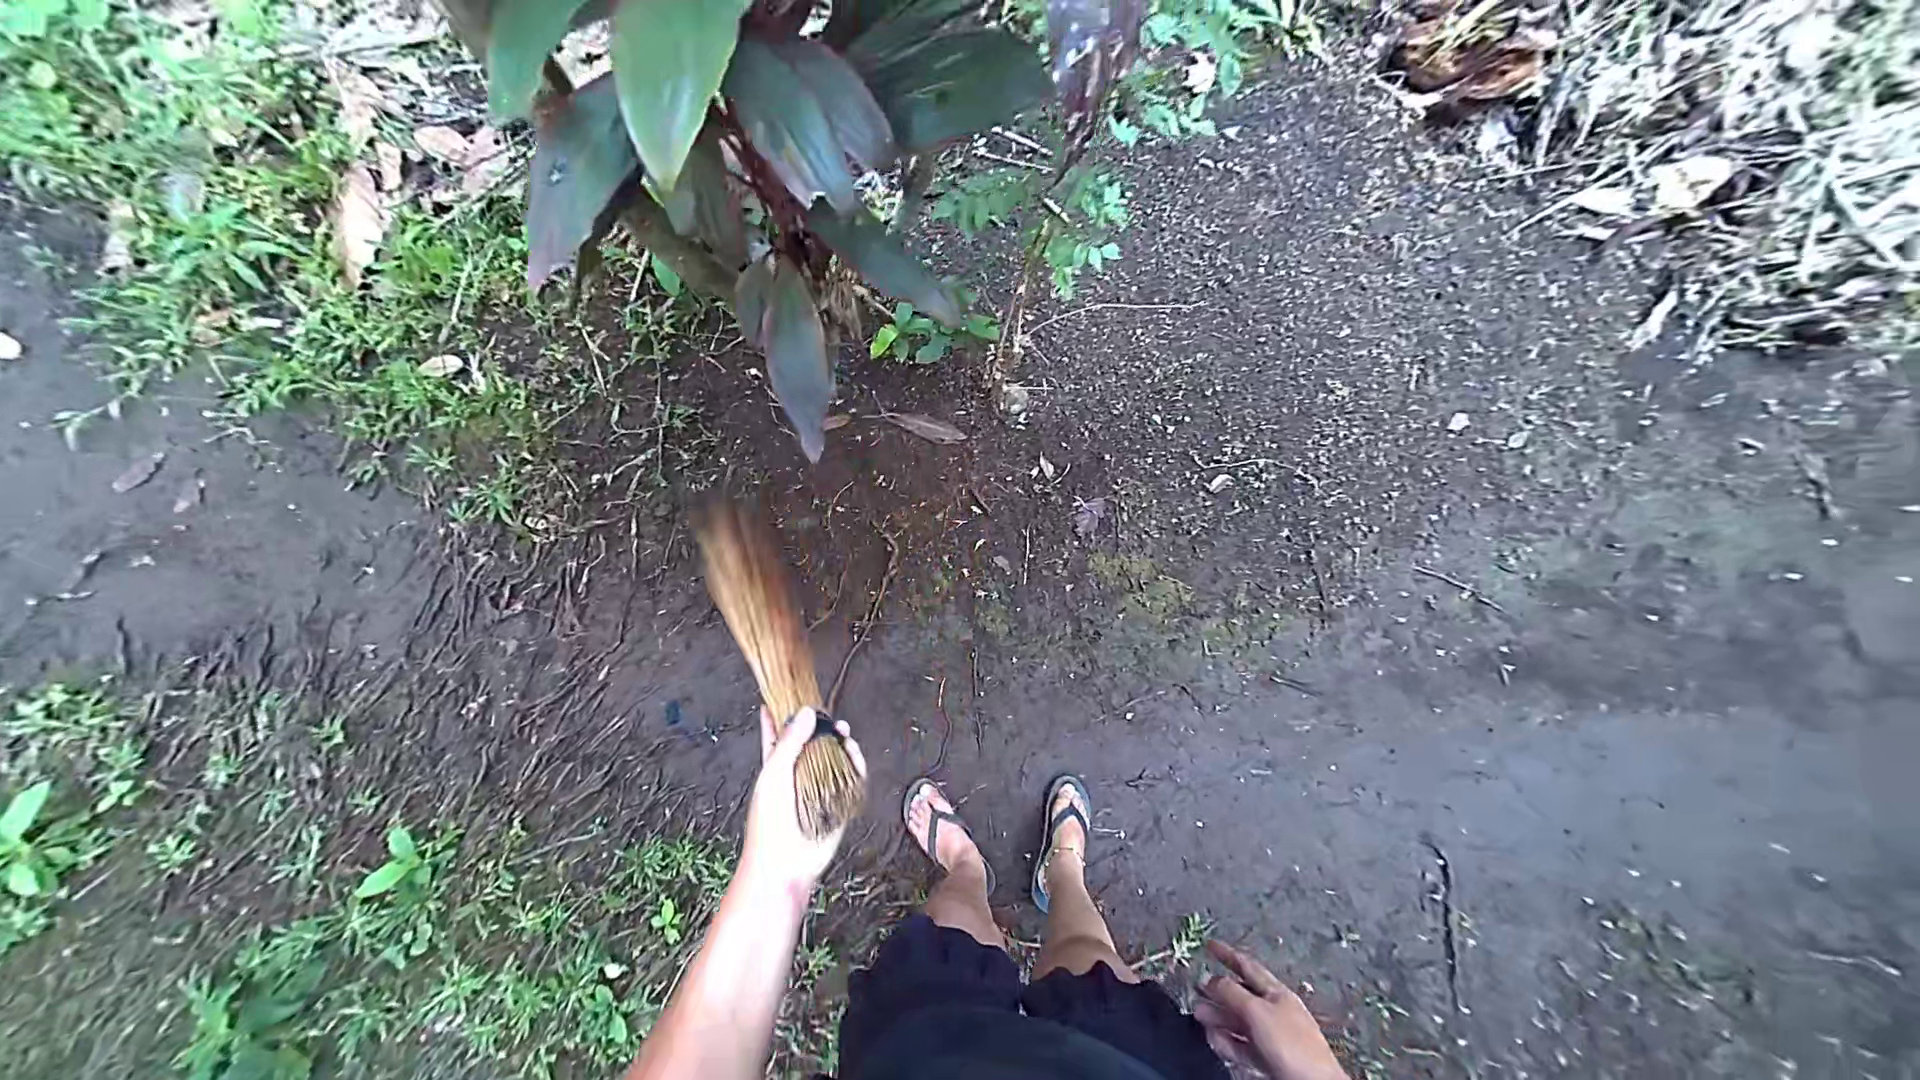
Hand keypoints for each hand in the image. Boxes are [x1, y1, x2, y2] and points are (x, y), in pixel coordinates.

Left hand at [739, 706, 866, 899]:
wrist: (784, 865)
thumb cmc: (769, 821)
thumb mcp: (774, 774)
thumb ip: (789, 741)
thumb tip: (808, 711)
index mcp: (775, 766)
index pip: (775, 734)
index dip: (778, 714)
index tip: (783, 695)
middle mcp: (798, 773)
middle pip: (811, 741)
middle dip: (820, 725)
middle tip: (828, 714)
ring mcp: (819, 787)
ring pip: (833, 756)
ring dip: (839, 741)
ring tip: (843, 731)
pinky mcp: (838, 801)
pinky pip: (851, 777)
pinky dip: (855, 763)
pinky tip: (853, 752)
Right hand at [1195, 940, 1347, 1079]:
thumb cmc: (1289, 1044)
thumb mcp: (1257, 1012)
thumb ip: (1232, 992)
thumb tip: (1211, 980)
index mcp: (1276, 993)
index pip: (1247, 966)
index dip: (1227, 954)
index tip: (1208, 945)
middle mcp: (1274, 1011)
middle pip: (1241, 995)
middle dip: (1217, 992)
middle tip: (1196, 990)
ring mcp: (1273, 1037)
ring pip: (1240, 1021)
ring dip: (1219, 1018)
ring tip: (1199, 1017)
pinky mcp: (1271, 1060)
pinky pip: (1244, 1045)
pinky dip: (1229, 1042)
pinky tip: (1215, 1041)